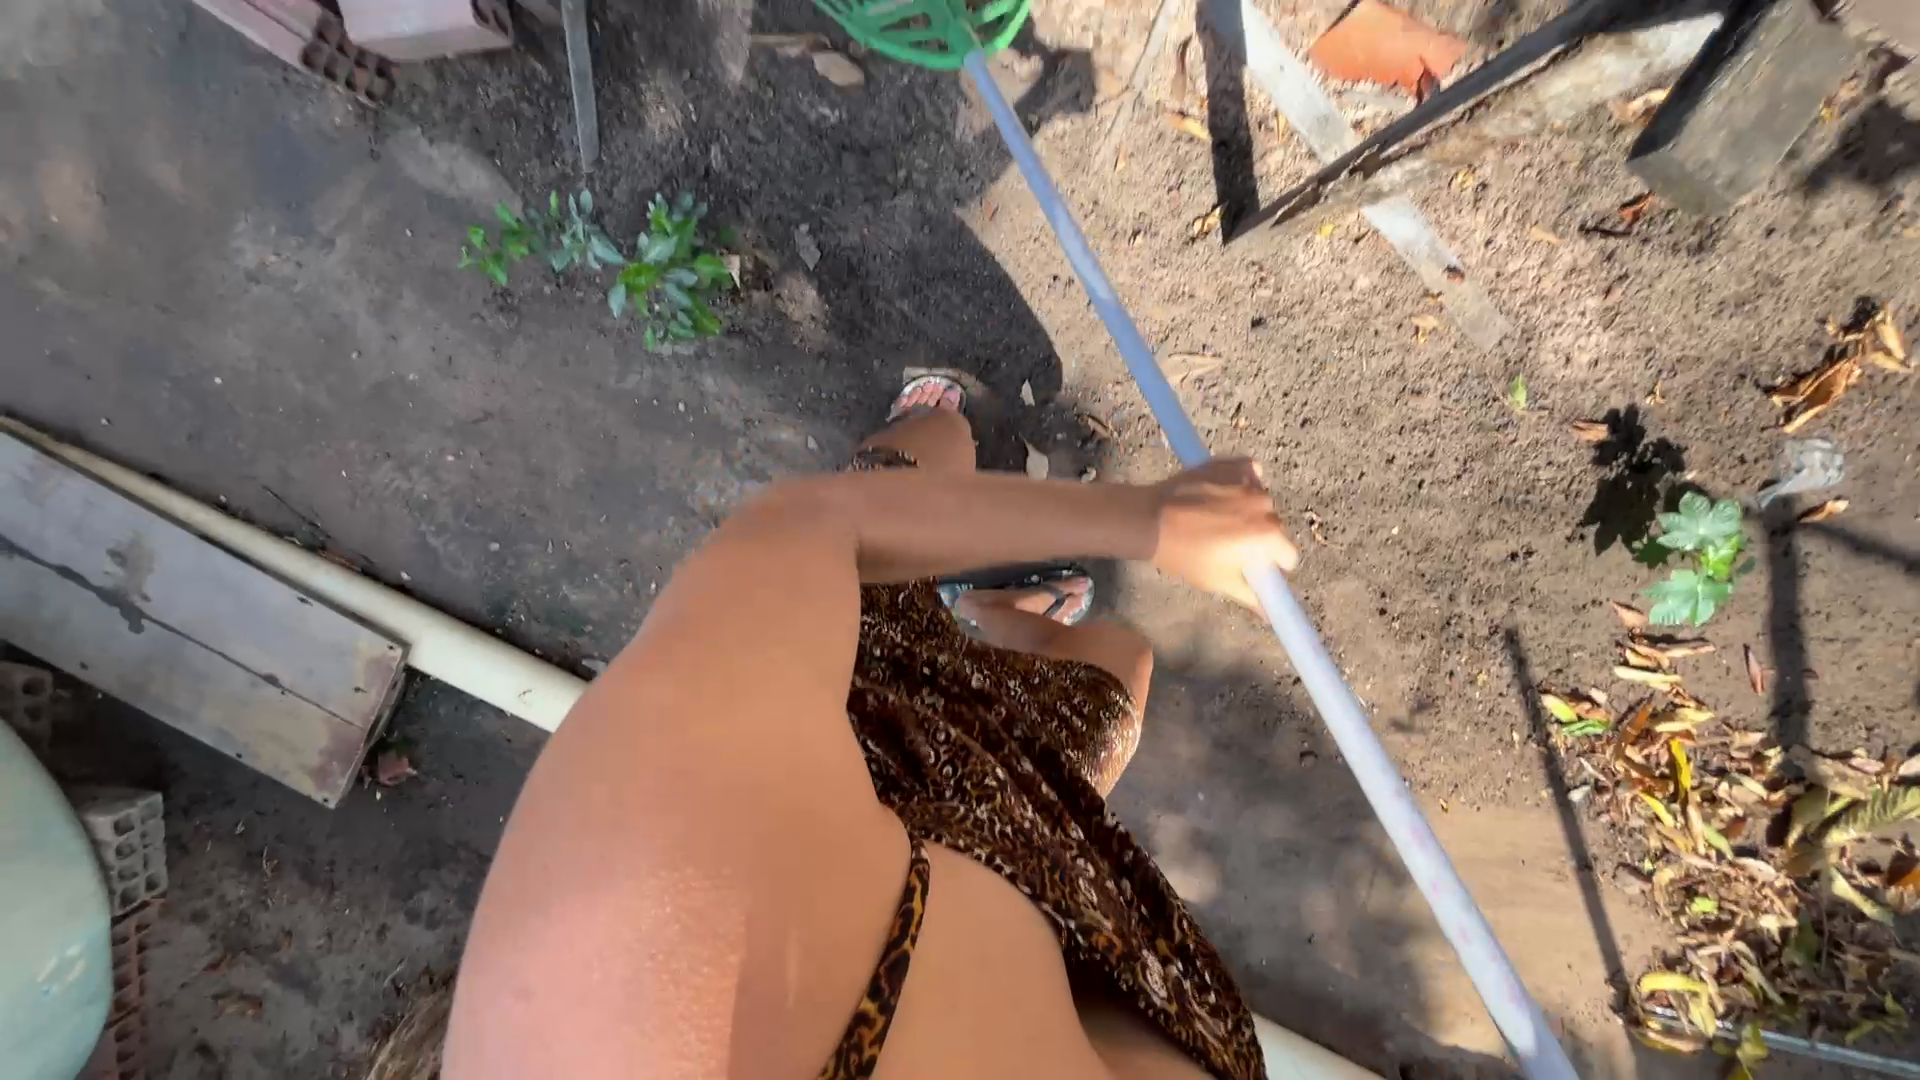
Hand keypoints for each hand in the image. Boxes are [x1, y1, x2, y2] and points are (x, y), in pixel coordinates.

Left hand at [1147, 458, 1298, 607]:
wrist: (1149, 519)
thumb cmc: (1184, 555)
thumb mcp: (1218, 582)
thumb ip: (1250, 596)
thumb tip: (1267, 613)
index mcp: (1267, 537)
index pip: (1287, 555)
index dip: (1272, 565)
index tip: (1252, 566)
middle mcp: (1265, 506)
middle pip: (1273, 527)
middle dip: (1258, 536)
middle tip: (1228, 543)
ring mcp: (1247, 482)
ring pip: (1259, 501)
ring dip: (1247, 509)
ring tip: (1216, 518)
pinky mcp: (1229, 464)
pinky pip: (1248, 472)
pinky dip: (1242, 480)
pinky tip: (1222, 492)